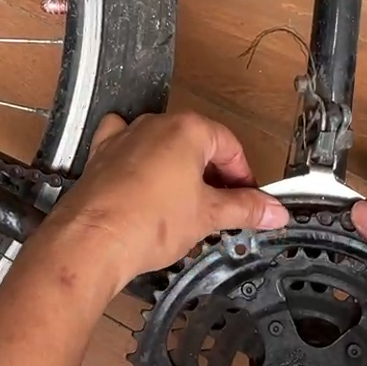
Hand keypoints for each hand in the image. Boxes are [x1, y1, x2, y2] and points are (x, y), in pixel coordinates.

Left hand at [33, 113, 288, 299]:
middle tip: (221, 208)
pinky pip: (128, 150)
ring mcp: (126, 136)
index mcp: (188, 129)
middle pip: (197, 145)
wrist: (92, 241)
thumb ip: (245, 208)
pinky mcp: (102, 154)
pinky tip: (144, 186)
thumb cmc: (147, 222)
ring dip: (179, 172)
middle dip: (213, 175)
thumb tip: (274, 210)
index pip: (230, 146)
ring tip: (184, 207)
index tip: (249, 200)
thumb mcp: (208, 216)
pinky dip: (141, 164)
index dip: (243, 176)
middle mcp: (156, 124)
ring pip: (164, 147)